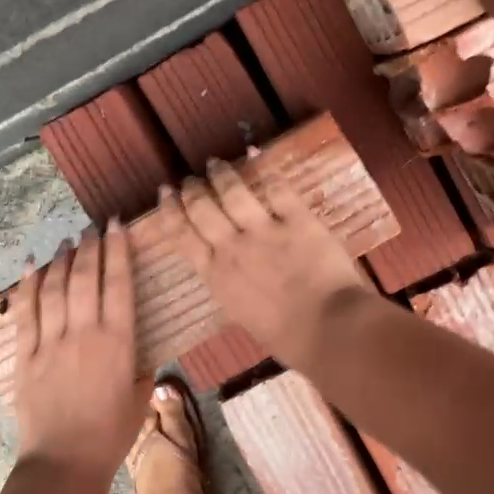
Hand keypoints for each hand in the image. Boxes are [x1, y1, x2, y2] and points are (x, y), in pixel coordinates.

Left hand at [7, 223, 148, 482]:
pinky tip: (32, 265)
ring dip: (61, 259)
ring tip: (67, 240)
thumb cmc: (110, 434)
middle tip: (92, 227)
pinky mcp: (25, 355)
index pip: (119, 283)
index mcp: (118, 341)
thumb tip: (143, 353)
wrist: (64, 462)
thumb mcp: (139, 398)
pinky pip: (26, 311)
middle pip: (85, 277)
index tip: (116, 225)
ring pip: (55, 288)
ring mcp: (51, 342)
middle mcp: (84, 332)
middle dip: (90, 247)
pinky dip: (28, 284)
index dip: (118, 250)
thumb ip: (141, 368)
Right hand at [158, 159, 372, 360]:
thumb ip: (235, 291)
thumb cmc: (289, 339)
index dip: (170, 212)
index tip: (165, 195)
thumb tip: (233, 281)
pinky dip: (264, 169)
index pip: (183, 237)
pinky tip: (255, 154)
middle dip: (192, 190)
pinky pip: (276, 188)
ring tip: (215, 164)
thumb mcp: (246, 318)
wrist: (328, 328)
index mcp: (217, 278)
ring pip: (233, 193)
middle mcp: (232, 248)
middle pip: (202, 209)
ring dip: (221, 175)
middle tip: (188, 179)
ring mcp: (264, 231)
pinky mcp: (297, 220)